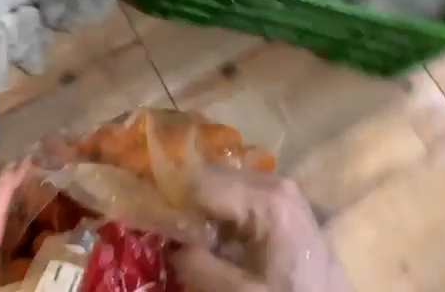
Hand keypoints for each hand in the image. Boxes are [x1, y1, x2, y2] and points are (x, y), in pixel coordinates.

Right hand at [171, 168, 352, 290]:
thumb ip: (199, 266)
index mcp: (266, 197)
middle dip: (190, 206)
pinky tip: (224, 243)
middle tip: (177, 239)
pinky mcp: (286, 203)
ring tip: (201, 245)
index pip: (199, 182)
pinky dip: (225, 215)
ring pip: (224, 185)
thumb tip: (169, 244)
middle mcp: (274, 180)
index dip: (175, 204)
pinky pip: (242, 196)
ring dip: (207, 212)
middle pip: (212, 178)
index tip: (159, 228)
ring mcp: (282, 189)